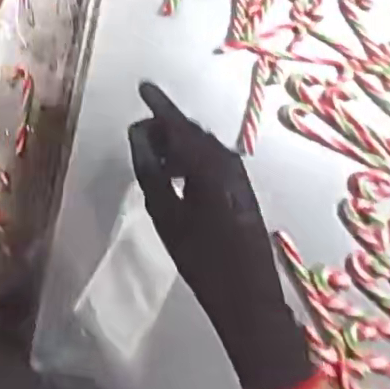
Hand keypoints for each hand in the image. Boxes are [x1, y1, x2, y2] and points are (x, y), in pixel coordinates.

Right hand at [128, 81, 317, 388]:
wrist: (250, 301)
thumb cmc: (202, 259)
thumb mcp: (165, 214)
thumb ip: (150, 170)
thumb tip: (139, 135)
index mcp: (209, 166)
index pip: (179, 125)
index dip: (159, 104)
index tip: (143, 87)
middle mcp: (228, 163)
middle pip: (191, 132)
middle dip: (165, 126)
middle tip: (140, 133)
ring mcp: (239, 177)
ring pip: (201, 146)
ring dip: (177, 144)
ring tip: (153, 156)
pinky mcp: (241, 190)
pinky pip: (210, 160)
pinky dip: (190, 158)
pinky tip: (175, 174)